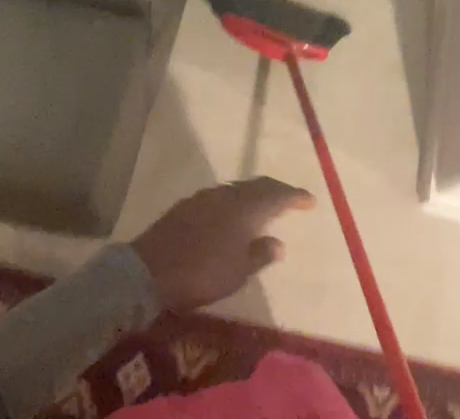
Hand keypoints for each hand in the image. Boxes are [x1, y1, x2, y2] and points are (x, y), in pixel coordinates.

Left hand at [130, 177, 316, 310]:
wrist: (149, 271)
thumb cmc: (202, 273)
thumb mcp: (238, 272)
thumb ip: (260, 254)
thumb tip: (278, 242)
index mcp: (244, 208)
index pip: (276, 195)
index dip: (295, 196)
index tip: (310, 200)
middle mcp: (226, 195)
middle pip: (257, 186)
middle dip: (276, 191)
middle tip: (290, 200)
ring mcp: (204, 198)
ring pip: (237, 190)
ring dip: (253, 196)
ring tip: (263, 208)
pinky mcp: (186, 206)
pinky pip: (220, 197)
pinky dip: (234, 202)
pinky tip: (231, 216)